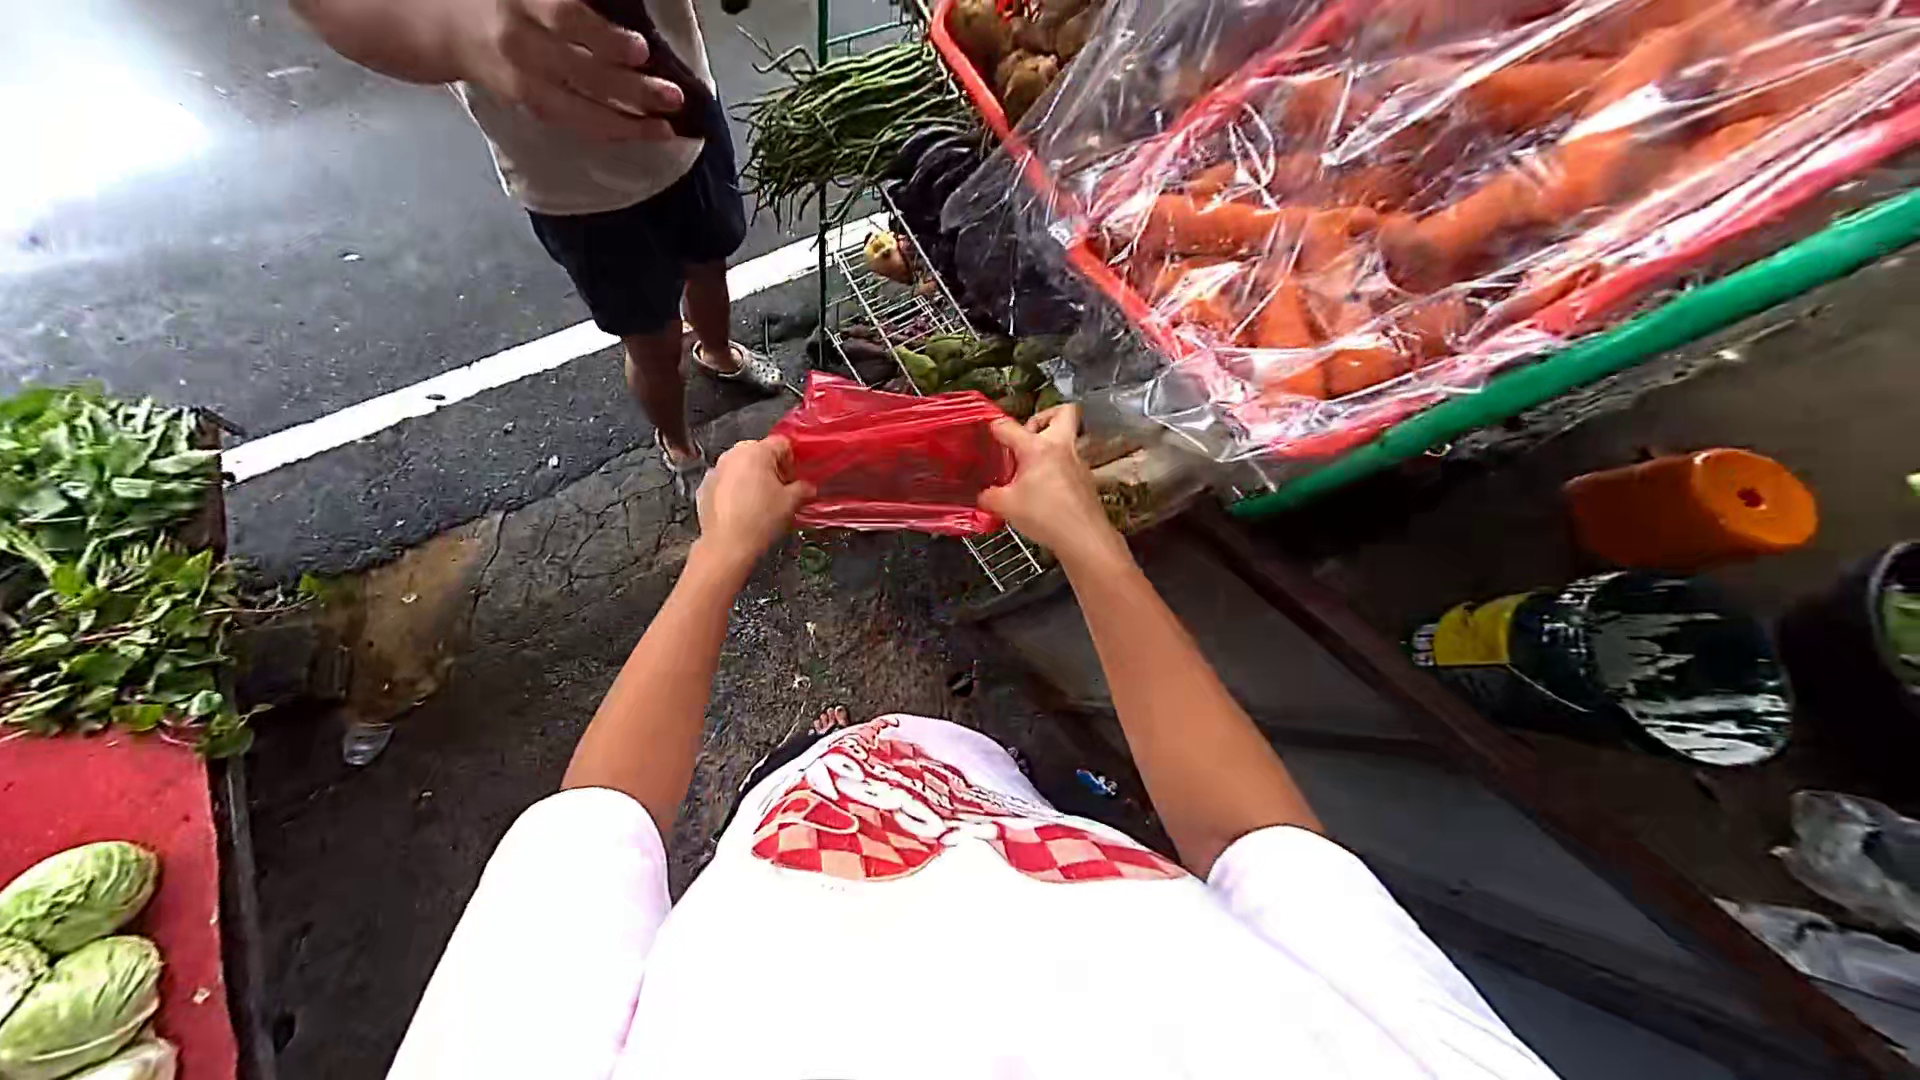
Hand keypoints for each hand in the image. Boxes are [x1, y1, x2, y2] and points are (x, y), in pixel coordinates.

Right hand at [453, 0, 684, 140]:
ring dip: (632, 124)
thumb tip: (625, 8)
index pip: (565, 17)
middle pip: (585, 72)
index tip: (642, 50)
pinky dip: (613, 131)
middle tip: (673, 97)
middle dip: (634, 89)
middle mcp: (520, 41)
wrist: (442, 21)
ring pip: (584, 112)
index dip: (606, 37)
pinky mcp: (530, 107)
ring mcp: (524, 80)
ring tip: (667, 129)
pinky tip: (644, 133)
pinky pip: (578, 125)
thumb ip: (573, 3)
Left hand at [694, 436, 813, 571]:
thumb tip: (808, 487)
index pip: (782, 443)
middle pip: (760, 452)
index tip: (796, 477)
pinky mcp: (705, 487)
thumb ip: (804, 488)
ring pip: (741, 466)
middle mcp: (733, 455)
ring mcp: (716, 470)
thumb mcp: (792, 502)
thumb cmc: (760, 520)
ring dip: (753, 478)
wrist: (728, 546)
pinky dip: (735, 489)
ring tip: (763, 501)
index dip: (793, 460)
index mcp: (756, 451)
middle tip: (782, 490)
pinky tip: (744, 509)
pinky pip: (726, 481)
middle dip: (772, 468)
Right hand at [978, 406, 1125, 568]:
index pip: (1008, 427)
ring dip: (1049, 446)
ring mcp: (1078, 462)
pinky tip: (1044, 487)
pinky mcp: (1085, 479)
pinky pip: (1069, 462)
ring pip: (1067, 439)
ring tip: (1031, 467)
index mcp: (1037, 448)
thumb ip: (988, 496)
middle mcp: (1061, 447)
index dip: (993, 427)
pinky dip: (1056, 467)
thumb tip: (983, 495)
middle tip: (1027, 435)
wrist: (1083, 537)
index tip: (987, 432)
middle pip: (1063, 412)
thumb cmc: (1045, 516)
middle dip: (1044, 417)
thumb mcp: (1005, 506)